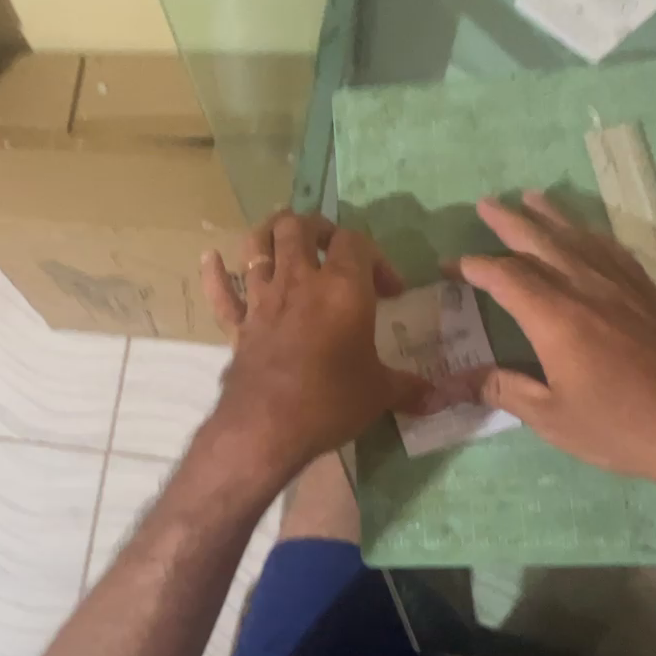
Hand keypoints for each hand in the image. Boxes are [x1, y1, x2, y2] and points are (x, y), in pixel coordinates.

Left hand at [198, 212, 433, 479]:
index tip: (390, 291)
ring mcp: (262, 300)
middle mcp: (298, 282)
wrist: (267, 427)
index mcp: (342, 287)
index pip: (357, 242)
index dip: (377, 258)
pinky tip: (211, 259)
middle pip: (298, 227)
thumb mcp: (379, 393)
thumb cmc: (331, 402)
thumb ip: (410, 387)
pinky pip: (220, 292)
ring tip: (282, 240)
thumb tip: (444, 398)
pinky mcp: (237, 326)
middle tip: (332, 250)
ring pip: (257, 246)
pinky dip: (215, 274)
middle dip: (317, 229)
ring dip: (269, 235)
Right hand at [444, 191, 655, 515]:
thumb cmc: (619, 426)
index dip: (474, 268)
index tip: (449, 266)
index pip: (506, 278)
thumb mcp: (550, 417)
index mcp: (556, 318)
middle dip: (510, 223)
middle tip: (486, 203)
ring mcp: (624, 292)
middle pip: (543, 244)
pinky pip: (616, 254)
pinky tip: (589, 235)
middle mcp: (588, 291)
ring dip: (553, 217)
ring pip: (581, 240)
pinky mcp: (650, 300)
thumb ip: (504, 390)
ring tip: (533, 197)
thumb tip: (460, 380)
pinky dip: (595, 237)